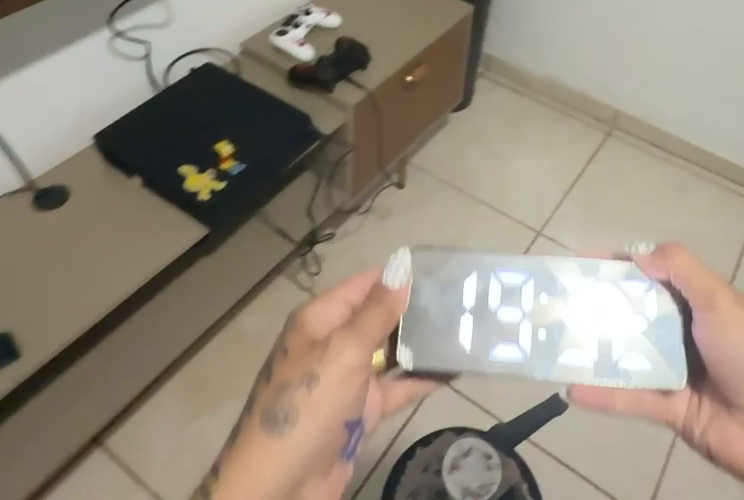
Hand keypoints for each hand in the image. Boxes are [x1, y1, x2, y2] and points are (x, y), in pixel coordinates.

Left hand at [191, 249, 441, 499]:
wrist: (279, 487)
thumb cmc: (307, 406)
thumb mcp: (343, 352)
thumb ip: (377, 312)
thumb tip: (402, 266)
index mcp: (320, 320)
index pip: (364, 284)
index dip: (398, 276)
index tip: (441, 268)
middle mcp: (334, 343)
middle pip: (379, 316)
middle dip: (415, 308)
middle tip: (463, 299)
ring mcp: (348, 379)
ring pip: (391, 352)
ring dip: (422, 343)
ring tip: (464, 329)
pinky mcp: (361, 411)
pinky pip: (396, 388)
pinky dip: (422, 379)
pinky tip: (453, 368)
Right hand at [566, 243, 743, 499]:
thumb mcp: (723, 300)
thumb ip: (681, 269)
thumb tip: (637, 254)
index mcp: (707, 303)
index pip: (659, 275)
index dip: (624, 265)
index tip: (585, 262)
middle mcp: (690, 333)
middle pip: (639, 313)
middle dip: (603, 304)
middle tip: (562, 299)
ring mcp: (680, 372)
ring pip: (631, 353)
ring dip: (598, 346)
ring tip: (557, 338)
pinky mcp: (672, 409)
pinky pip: (632, 397)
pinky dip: (604, 393)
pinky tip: (572, 386)